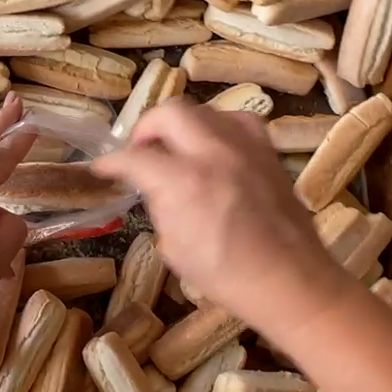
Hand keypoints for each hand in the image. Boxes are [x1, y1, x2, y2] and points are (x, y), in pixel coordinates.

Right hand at [92, 100, 352, 330]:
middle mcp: (211, 153)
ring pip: (202, 110)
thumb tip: (156, 189)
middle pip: (168, 112)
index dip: (111, 162)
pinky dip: (217, 127)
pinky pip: (236, 120)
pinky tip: (214, 146)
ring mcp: (243, 147)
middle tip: (141, 151)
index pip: (133, 158)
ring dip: (181, 125)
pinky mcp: (267, 151)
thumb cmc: (225, 275)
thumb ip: (160, 207)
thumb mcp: (173, 247)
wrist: (289, 280)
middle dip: (145, 128)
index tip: (102, 168)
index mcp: (181, 182)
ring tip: (177, 147)